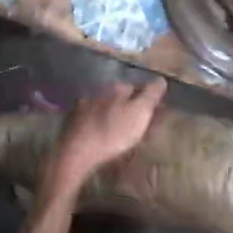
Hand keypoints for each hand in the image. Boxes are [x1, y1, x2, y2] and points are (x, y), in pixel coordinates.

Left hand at [42, 79, 166, 206]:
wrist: (76, 153)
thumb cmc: (112, 134)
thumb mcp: (139, 113)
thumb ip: (150, 95)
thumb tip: (161, 79)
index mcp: (117, 89)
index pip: (138, 87)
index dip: (149, 98)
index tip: (158, 108)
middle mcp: (99, 92)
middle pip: (121, 97)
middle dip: (132, 106)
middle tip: (143, 120)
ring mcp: (83, 107)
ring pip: (106, 108)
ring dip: (116, 115)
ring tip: (125, 129)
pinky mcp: (72, 123)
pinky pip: (92, 120)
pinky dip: (101, 124)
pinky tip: (103, 134)